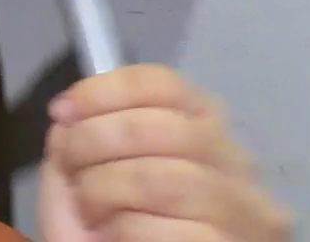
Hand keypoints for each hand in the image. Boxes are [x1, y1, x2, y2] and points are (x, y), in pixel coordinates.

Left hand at [38, 65, 292, 241]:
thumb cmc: (106, 217)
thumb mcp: (87, 160)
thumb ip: (83, 127)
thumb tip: (69, 112)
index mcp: (202, 123)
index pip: (162, 83)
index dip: (102, 90)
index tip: (62, 112)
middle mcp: (238, 163)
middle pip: (162, 127)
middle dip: (95, 140)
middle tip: (69, 165)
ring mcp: (247, 215)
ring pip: (165, 180)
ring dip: (105, 188)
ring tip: (88, 206)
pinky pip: (173, 232)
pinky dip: (125, 230)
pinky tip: (114, 235)